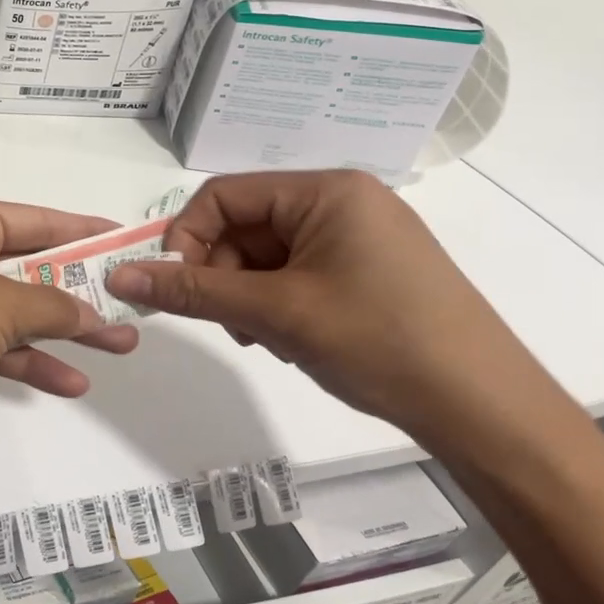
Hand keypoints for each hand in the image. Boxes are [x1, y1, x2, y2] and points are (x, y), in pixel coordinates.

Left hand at [0, 197, 139, 447]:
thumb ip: (52, 305)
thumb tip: (91, 311)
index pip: (28, 218)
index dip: (79, 229)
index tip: (125, 239)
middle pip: (22, 265)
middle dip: (77, 289)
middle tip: (132, 305)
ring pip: (10, 308)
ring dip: (60, 329)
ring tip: (120, 347)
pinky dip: (25, 358)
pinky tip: (69, 383)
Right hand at [104, 170, 529, 431]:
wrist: (487, 412)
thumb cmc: (380, 342)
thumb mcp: (273, 313)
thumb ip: (190, 290)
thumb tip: (117, 276)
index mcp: (327, 192)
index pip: (222, 196)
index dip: (187, 238)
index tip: (176, 287)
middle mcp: (343, 204)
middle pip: (242, 226)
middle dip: (221, 275)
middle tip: (230, 324)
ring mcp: (359, 239)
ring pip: (262, 256)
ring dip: (245, 296)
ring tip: (268, 338)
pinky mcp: (367, 272)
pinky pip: (293, 274)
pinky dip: (275, 305)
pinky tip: (291, 340)